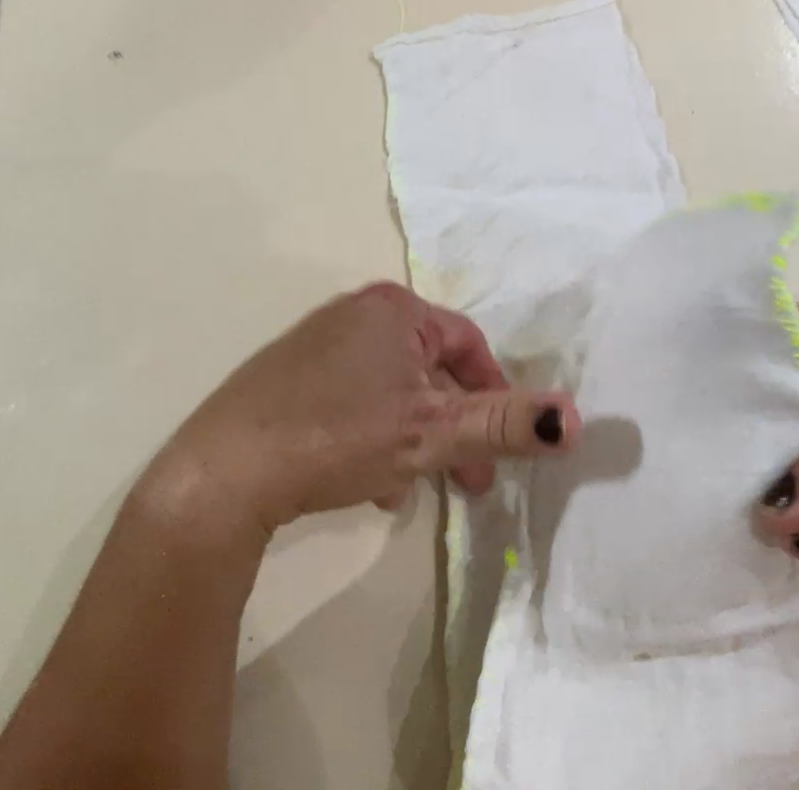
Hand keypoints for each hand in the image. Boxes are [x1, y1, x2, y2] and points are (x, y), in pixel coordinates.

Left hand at [143, 283, 576, 534]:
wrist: (222, 473)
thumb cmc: (337, 437)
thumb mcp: (431, 433)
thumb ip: (504, 424)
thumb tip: (575, 419)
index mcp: (393, 310)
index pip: (469, 345)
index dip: (495, 398)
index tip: (503, 449)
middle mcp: (355, 314)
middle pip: (431, 371)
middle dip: (454, 429)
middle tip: (470, 482)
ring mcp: (316, 345)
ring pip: (394, 392)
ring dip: (416, 440)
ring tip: (412, 488)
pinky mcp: (288, 379)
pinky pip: (354, 402)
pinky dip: (375, 438)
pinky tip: (368, 485)